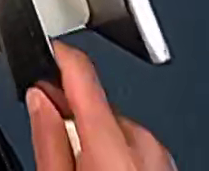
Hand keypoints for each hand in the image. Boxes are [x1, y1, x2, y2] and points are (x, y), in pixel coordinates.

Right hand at [28, 42, 173, 169]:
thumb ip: (48, 141)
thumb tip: (38, 97)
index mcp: (113, 141)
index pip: (81, 68)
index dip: (57, 54)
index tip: (42, 50)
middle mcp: (144, 142)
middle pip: (96, 103)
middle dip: (73, 115)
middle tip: (53, 138)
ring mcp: (163, 158)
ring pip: (117, 127)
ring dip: (98, 139)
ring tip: (83, 169)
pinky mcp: (171, 168)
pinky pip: (137, 148)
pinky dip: (120, 157)